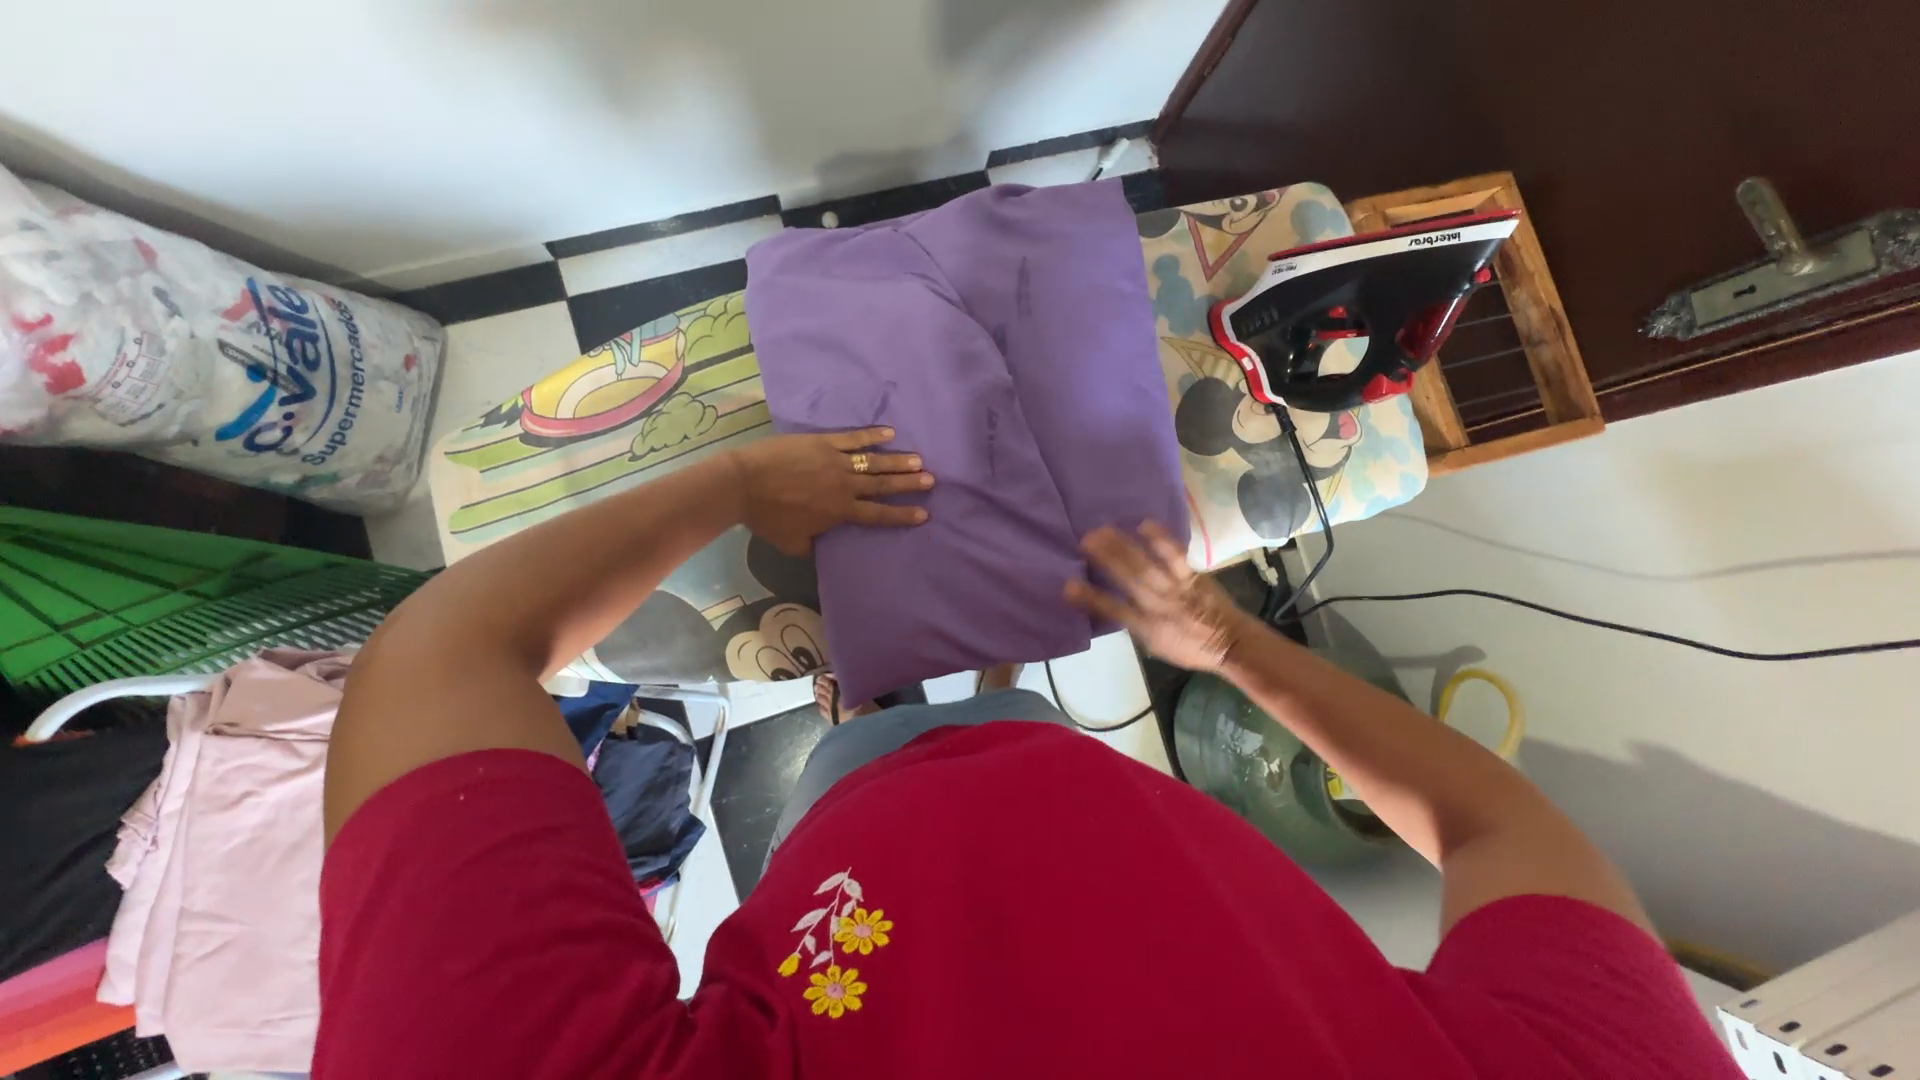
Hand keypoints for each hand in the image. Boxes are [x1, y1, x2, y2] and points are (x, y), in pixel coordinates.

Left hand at [727, 427, 932, 555]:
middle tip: (931, 480)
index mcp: (839, 512)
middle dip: (909, 484)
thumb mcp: (791, 543)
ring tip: (919, 460)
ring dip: (898, 461)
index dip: (902, 514)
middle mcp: (845, 486)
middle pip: (883, 485)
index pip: (878, 514)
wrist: (743, 483)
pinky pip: (854, 438)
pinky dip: (873, 435)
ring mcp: (836, 461)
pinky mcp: (824, 443)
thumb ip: (812, 547)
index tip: (924, 513)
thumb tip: (823, 550)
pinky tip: (890, 433)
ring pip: (874, 461)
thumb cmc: (766, 517)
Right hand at [1064, 521, 1260, 672]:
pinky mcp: (1192, 576)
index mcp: (1147, 627)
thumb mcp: (1157, 645)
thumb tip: (1115, 606)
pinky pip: (1175, 556)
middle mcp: (1159, 606)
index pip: (1113, 611)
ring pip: (1147, 566)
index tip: (1068, 587)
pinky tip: (1144, 524)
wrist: (1231, 643)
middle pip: (1128, 580)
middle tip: (1085, 540)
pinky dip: (1161, 540)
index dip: (1090, 599)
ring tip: (1104, 530)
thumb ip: (1137, 624)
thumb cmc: (1191, 647)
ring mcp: (1177, 589)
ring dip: (1125, 547)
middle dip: (1106, 560)